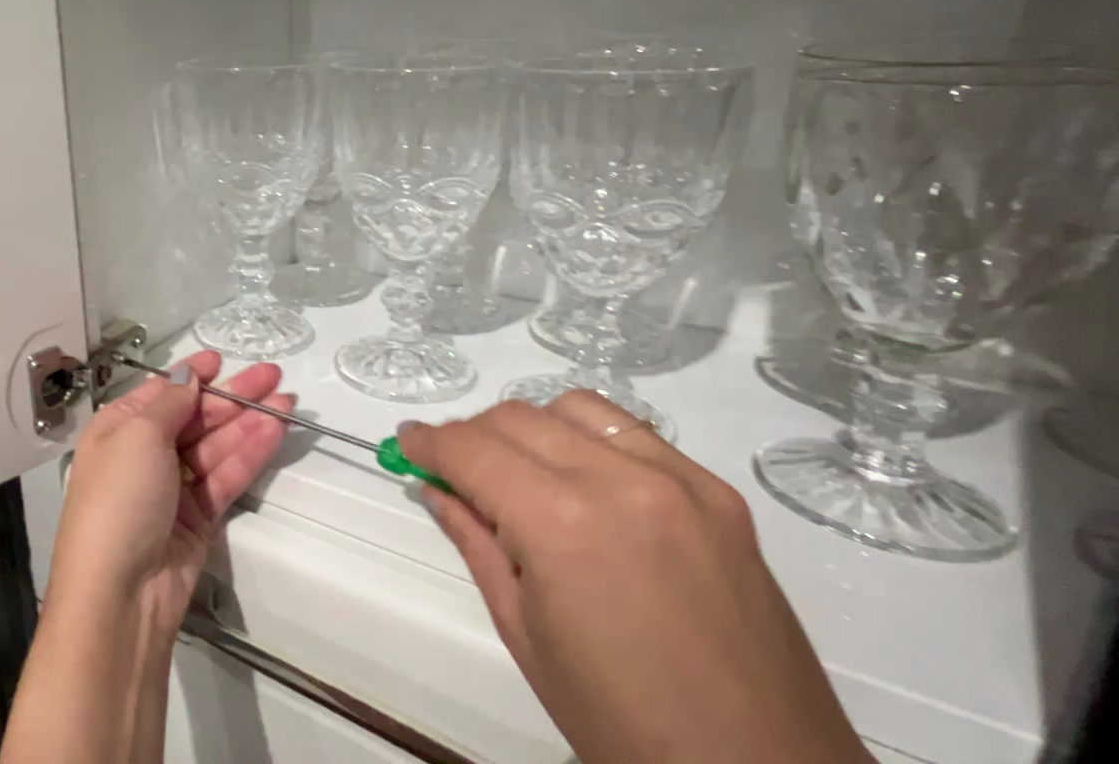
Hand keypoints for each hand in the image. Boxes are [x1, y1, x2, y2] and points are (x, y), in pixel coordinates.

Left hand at [44, 350, 292, 629]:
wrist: (120, 593)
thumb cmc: (118, 501)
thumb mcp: (136, 437)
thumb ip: (170, 403)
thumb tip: (187, 375)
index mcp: (119, 429)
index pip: (161, 393)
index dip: (192, 375)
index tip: (222, 360)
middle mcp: (144, 454)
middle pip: (195, 416)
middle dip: (232, 396)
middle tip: (274, 377)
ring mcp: (173, 487)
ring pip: (216, 445)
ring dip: (250, 422)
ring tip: (288, 402)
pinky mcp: (199, 517)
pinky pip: (227, 476)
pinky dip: (250, 453)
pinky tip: (274, 431)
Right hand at [399, 391, 872, 763]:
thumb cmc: (618, 718)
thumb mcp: (524, 631)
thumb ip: (476, 542)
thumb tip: (438, 488)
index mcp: (561, 525)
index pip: (471, 450)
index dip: (428, 442)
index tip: (406, 443)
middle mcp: (619, 481)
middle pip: (517, 418)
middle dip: (472, 436)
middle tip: (454, 471)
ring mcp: (679, 480)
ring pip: (575, 408)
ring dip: (531, 427)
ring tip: (521, 472)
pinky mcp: (719, 494)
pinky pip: (635, 434)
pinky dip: (590, 440)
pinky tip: (585, 484)